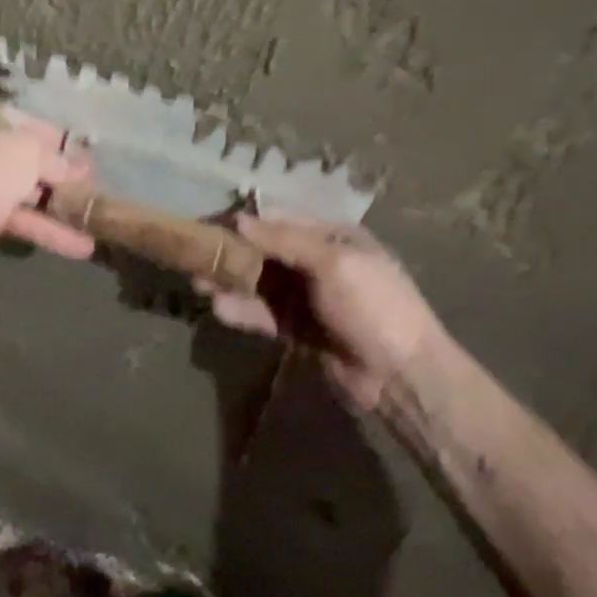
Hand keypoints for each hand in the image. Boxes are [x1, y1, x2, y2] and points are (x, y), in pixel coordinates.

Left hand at [0, 98, 96, 264]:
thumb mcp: (30, 153)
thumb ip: (60, 161)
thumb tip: (85, 167)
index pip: (36, 126)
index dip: (65, 142)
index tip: (92, 158)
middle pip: (34, 161)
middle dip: (66, 177)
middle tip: (99, 189)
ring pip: (32, 194)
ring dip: (64, 208)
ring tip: (99, 221)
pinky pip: (26, 221)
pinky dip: (51, 232)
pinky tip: (82, 247)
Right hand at [205, 215, 443, 409]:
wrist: (401, 378)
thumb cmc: (373, 306)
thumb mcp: (334, 263)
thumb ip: (285, 240)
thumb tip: (240, 219)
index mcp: (336, 237)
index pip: (283, 220)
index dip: (248, 221)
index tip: (212, 222)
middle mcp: (320, 263)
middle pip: (268, 252)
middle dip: (234, 253)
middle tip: (196, 256)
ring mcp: (310, 299)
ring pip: (262, 284)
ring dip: (232, 283)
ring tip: (198, 284)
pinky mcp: (300, 330)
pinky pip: (266, 314)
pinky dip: (244, 310)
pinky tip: (220, 309)